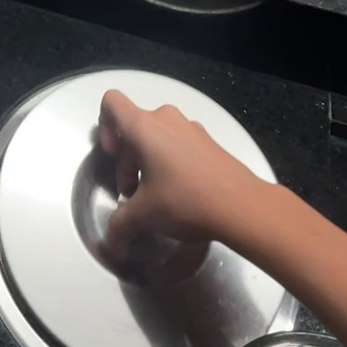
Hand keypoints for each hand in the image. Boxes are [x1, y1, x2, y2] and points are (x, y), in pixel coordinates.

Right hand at [96, 89, 272, 257]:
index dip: (104, 126)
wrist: (242, 206)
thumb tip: (112, 244)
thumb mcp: (144, 217)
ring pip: (157, 135)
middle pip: (134, 127)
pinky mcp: (209, 141)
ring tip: (159, 195)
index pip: (111, 102)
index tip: (114, 156)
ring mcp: (190, 127)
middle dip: (128, 159)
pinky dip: (172, 162)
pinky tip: (183, 193)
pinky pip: (179, 142)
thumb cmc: (185, 200)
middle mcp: (165, 118)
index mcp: (143, 126)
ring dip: (149, 161)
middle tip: (134, 191)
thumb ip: (120, 226)